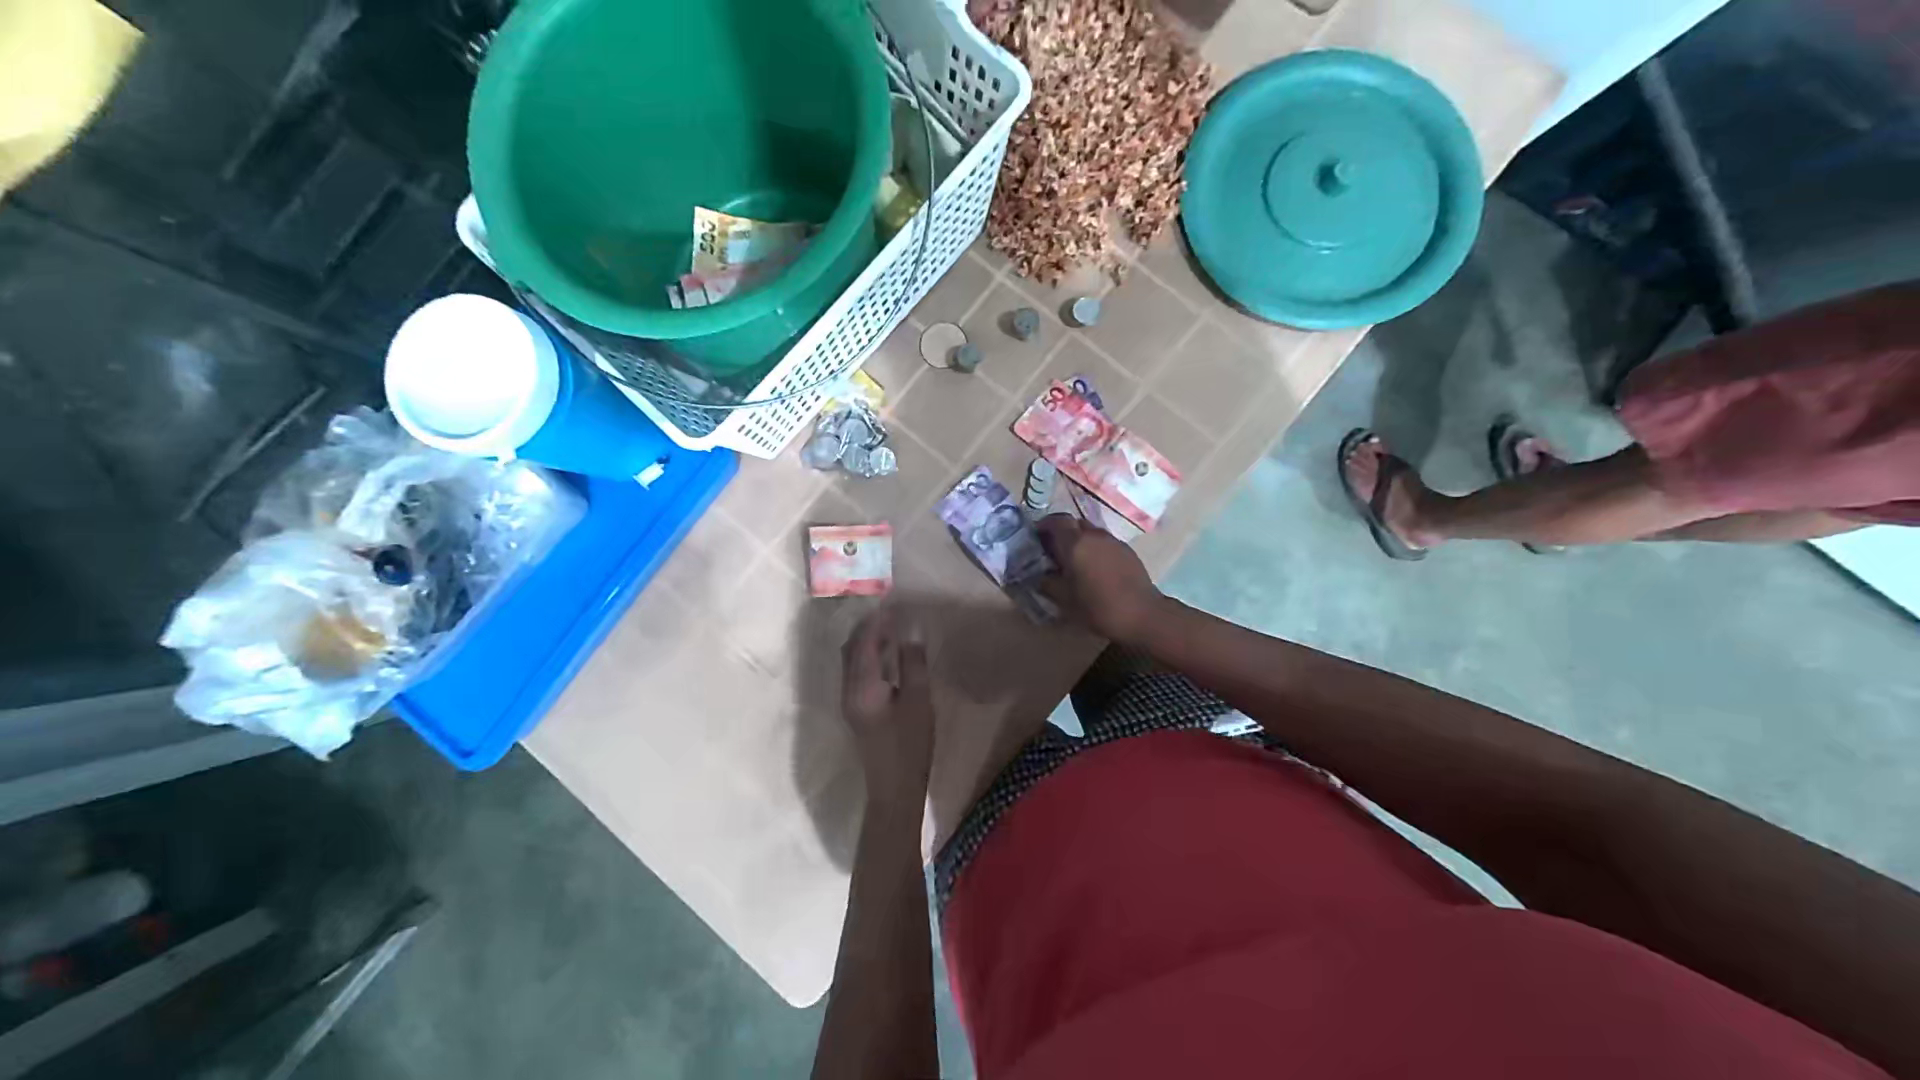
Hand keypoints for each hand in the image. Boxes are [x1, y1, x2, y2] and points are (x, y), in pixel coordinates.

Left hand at [841, 607, 934, 811]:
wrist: (894, 789)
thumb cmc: (910, 744)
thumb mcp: (918, 700)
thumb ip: (913, 663)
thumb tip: (911, 631)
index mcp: (861, 685)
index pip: (865, 642)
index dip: (877, 621)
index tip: (893, 604)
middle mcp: (848, 689)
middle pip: (852, 648)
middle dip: (868, 628)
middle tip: (892, 613)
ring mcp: (849, 701)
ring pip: (852, 661)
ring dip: (868, 642)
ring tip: (892, 629)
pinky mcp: (855, 710)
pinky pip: (856, 673)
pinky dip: (869, 657)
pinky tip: (889, 657)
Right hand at [1036, 515, 1165, 645]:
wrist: (1142, 615)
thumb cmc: (1098, 607)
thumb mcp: (1064, 599)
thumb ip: (1047, 583)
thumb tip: (1038, 575)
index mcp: (1075, 543)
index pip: (1056, 520)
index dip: (1044, 526)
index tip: (1036, 538)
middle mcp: (1094, 535)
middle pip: (1074, 523)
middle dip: (1062, 533)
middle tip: (1053, 550)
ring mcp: (1113, 541)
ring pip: (1090, 532)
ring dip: (1079, 540)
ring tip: (1074, 561)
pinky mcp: (1127, 551)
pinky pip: (1104, 542)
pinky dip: (1095, 548)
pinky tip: (1094, 568)